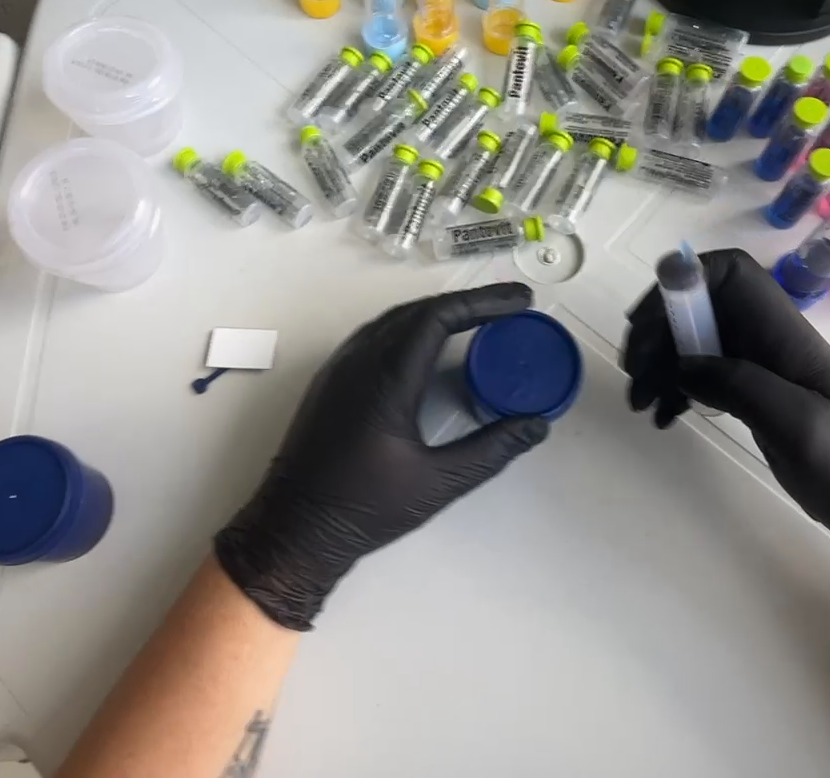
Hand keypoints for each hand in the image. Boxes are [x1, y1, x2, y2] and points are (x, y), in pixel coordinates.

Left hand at [214, 283, 552, 629]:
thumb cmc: (364, 509)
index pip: (439, 317)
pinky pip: (376, 334)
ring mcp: (340, 367)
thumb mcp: (439, 483)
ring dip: (438, 312)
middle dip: (468, 304)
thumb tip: (535, 425)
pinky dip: (413, 327)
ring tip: (478, 320)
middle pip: (419, 310)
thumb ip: (491, 450)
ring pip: (395, 319)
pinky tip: (431, 344)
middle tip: (509, 308)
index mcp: (386, 377)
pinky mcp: (331, 379)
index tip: (520, 301)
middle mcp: (360, 360)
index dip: (483, 303)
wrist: (293, 528)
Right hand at [622, 248, 829, 584]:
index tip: (651, 322)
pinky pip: (699, 374)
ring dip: (658, 364)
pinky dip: (673, 388)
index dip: (683, 281)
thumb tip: (684, 365)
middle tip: (635, 375)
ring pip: (692, 341)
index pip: (729, 273)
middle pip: (698, 307)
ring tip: (642, 404)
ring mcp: (758, 367)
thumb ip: (741, 385)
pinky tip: (664, 416)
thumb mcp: (801, 426)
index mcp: (784, 334)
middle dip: (658, 332)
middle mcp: (767, 340)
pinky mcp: (752, 394)